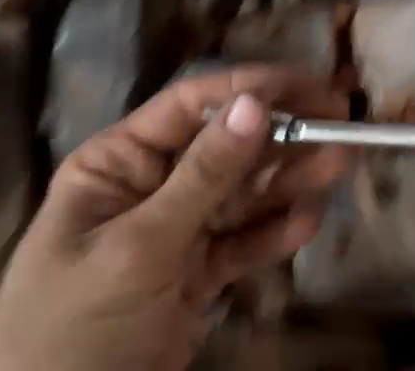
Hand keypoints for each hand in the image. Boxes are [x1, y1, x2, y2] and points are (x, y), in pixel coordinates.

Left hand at [0, 67, 352, 370]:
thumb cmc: (73, 329)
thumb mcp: (138, 247)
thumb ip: (203, 176)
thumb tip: (256, 102)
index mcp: (118, 163)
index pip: (190, 106)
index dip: (251, 89)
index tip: (309, 85)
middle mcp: (150, 186)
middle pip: (227, 146)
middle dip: (283, 136)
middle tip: (341, 125)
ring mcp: (176, 232)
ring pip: (245, 192)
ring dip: (290, 180)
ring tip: (338, 167)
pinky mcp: (197, 275)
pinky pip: (245, 241)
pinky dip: (275, 232)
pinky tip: (307, 223)